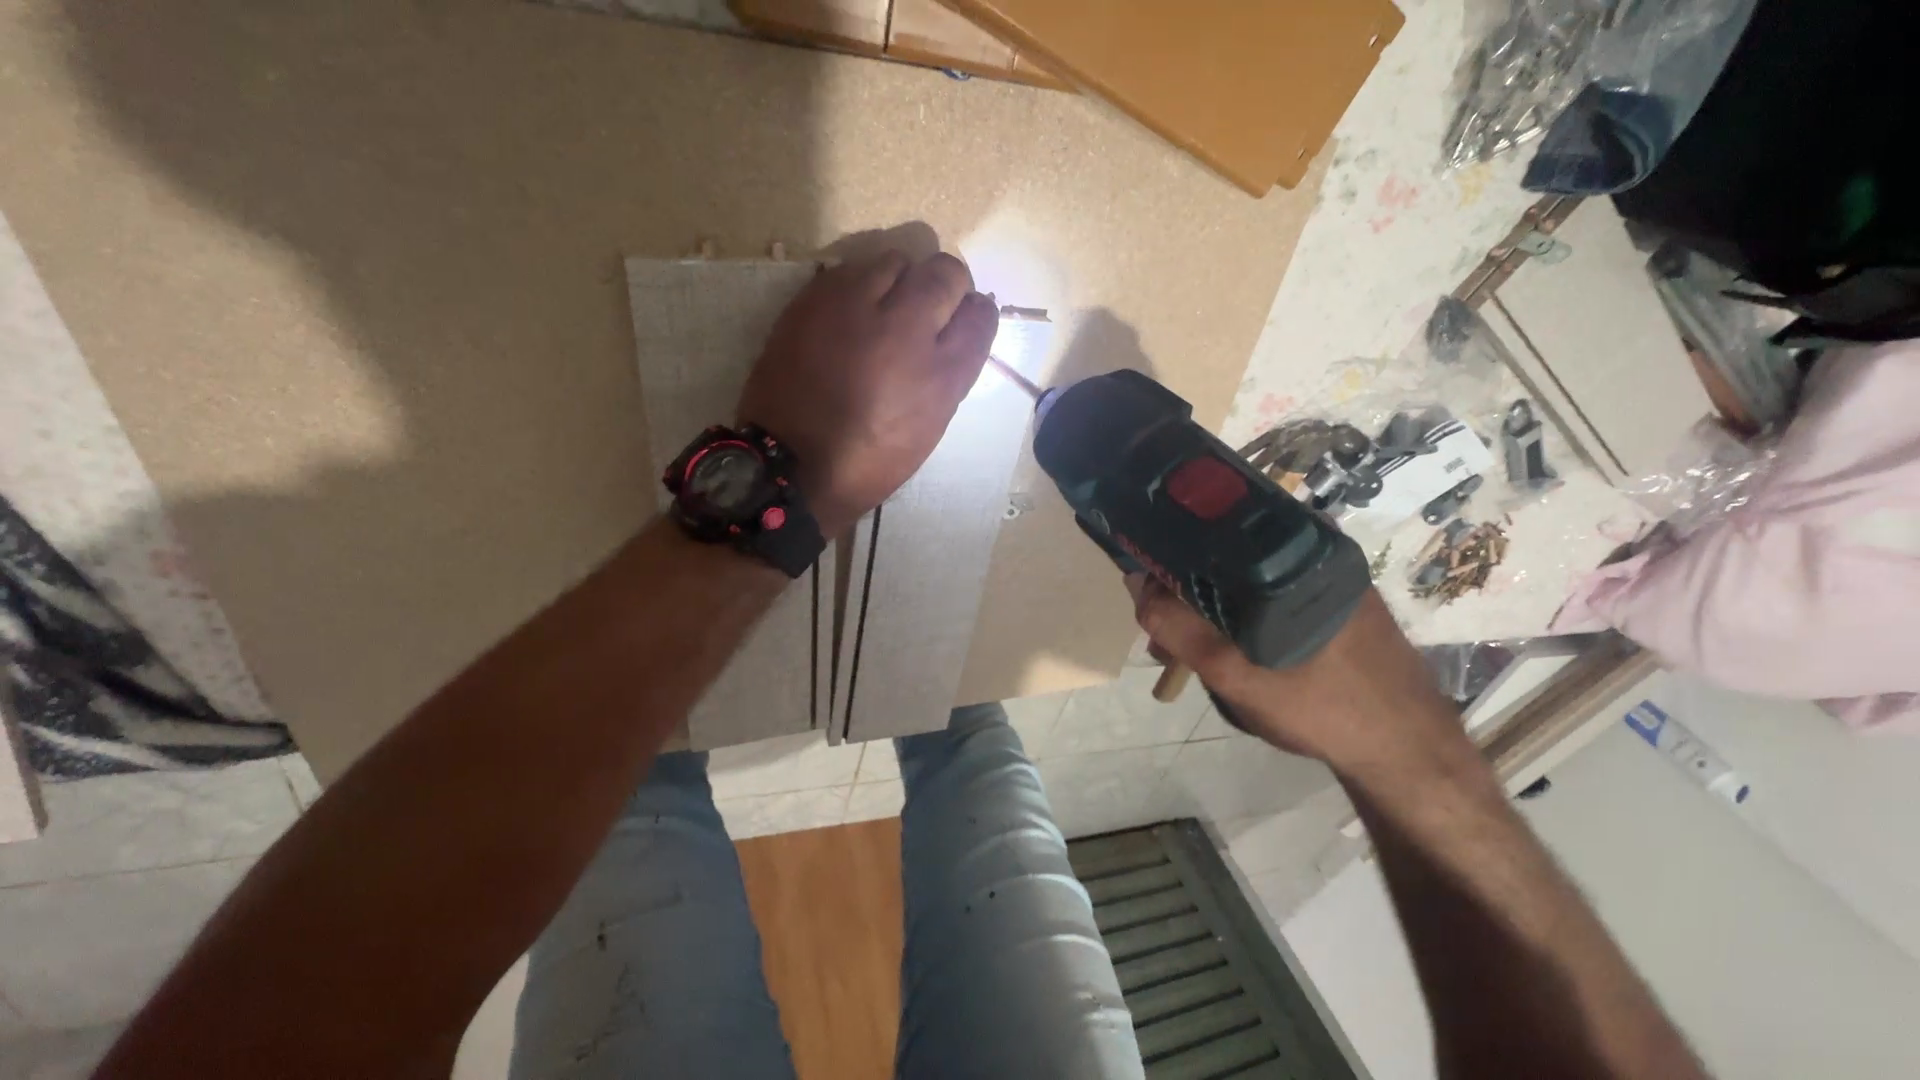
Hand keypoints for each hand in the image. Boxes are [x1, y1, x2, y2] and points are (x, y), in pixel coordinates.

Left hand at [736, 251, 997, 535]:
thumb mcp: (928, 426)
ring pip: (898, 260)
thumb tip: (952, 336)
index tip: (961, 319)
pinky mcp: (816, 300)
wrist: (789, 465)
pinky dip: (859, 284)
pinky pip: (851, 269)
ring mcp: (858, 309)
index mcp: (942, 375)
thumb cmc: (866, 462)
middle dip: (945, 285)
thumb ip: (948, 374)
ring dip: (899, 279)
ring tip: (884, 305)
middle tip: (927, 306)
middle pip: (946, 273)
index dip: (974, 313)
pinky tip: (851, 311)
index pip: (980, 314)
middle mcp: (907, 331)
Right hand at [1128, 577, 1465, 770]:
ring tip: (1196, 653)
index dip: (1176, 549)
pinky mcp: (1348, 604)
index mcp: (1303, 548)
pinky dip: (1251, 616)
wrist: (1407, 753)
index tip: (1152, 586)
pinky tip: (1240, 653)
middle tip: (1170, 638)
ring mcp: (1340, 578)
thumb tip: (1137, 583)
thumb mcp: (1236, 673)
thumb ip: (1180, 627)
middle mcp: (1324, 550)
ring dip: (1221, 607)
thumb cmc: (1322, 707)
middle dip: (1193, 589)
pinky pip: (1282, 596)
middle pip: (1235, 554)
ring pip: (1257, 579)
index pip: (1221, 523)